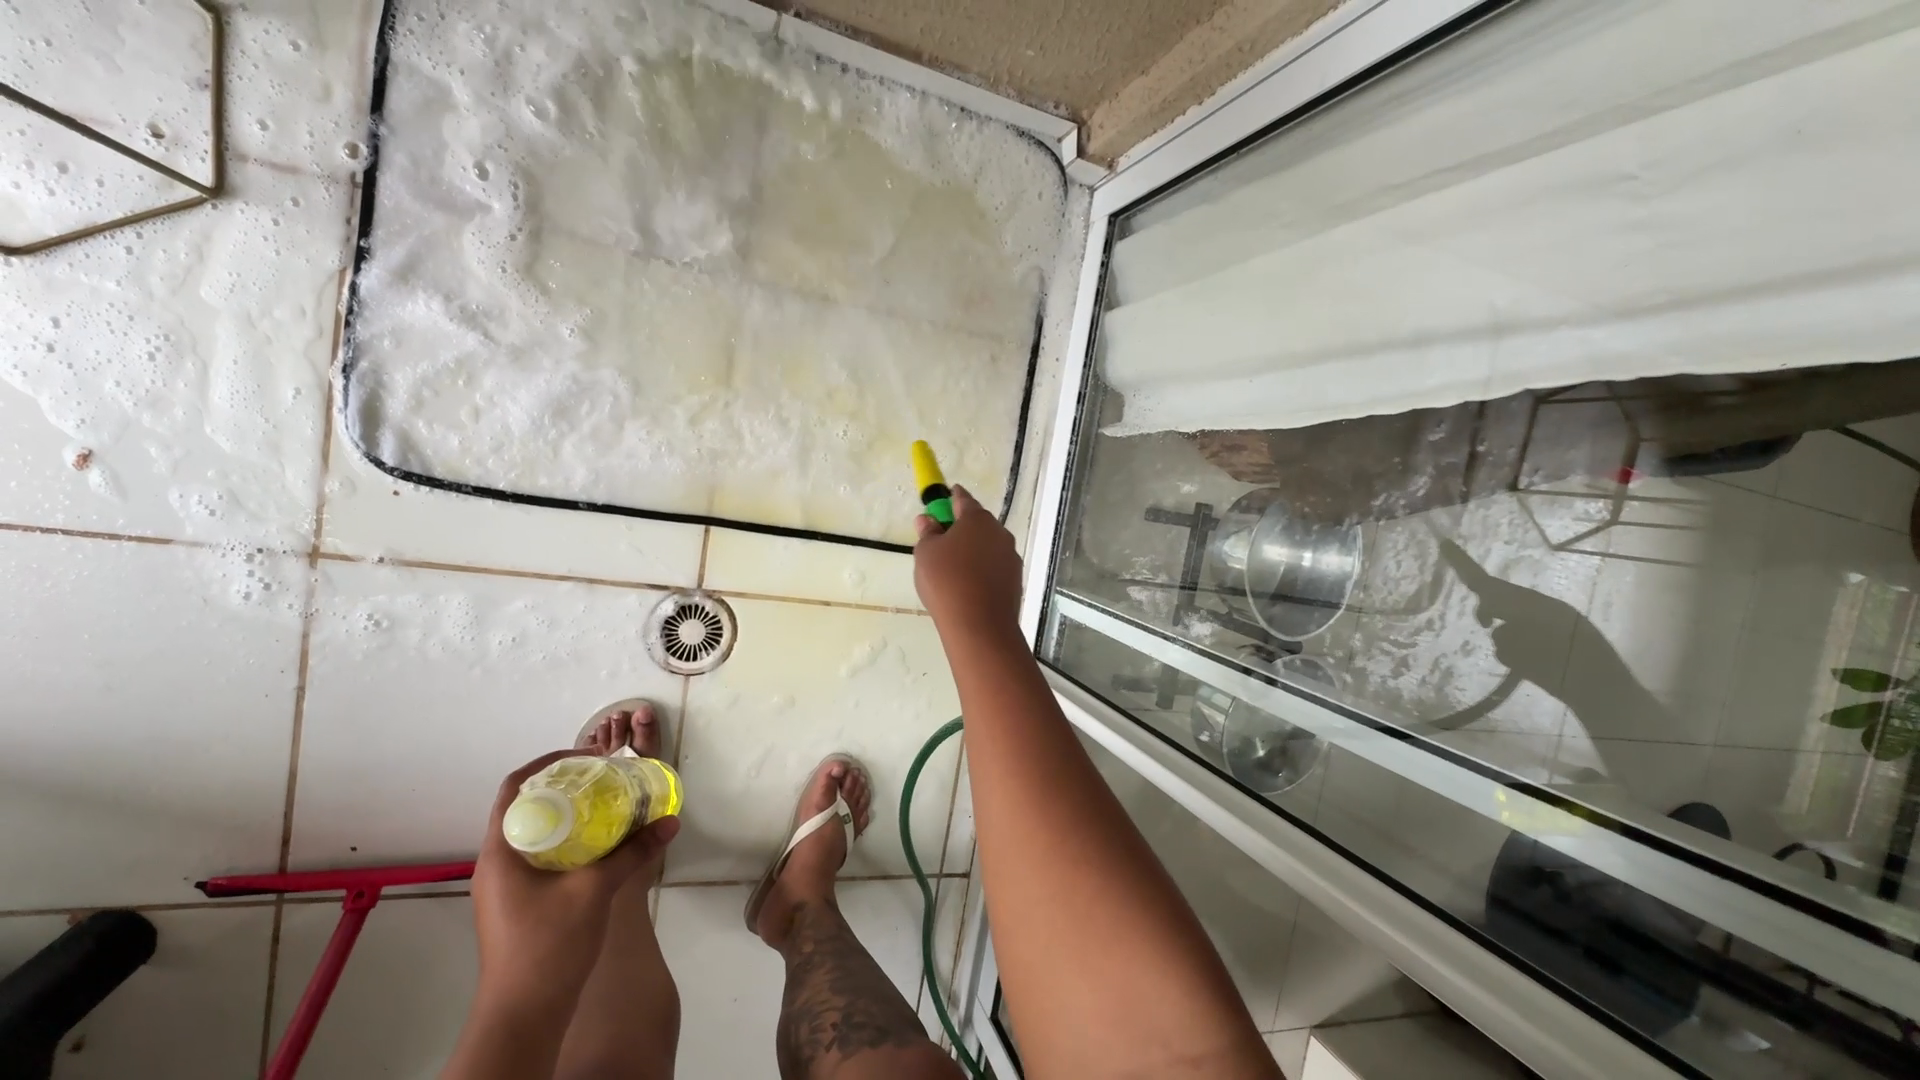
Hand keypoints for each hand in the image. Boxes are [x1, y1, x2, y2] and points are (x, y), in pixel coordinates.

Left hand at [469, 749, 680, 1002]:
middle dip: (566, 787)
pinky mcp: (519, 904)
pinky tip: (602, 847)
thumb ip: (632, 853)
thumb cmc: (548, 946)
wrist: (523, 1016)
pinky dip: (571, 842)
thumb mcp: (594, 892)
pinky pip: (543, 857)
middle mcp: (496, 863)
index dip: (549, 763)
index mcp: (501, 852)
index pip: (515, 788)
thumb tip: (670, 821)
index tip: (588, 757)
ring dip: (570, 816)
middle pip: (527, 807)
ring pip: (536, 834)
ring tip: (610, 806)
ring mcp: (505, 887)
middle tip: (607, 778)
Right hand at [914, 484, 1023, 639]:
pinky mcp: (1016, 581)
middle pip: (978, 524)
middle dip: (962, 528)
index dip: (951, 498)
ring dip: (973, 551)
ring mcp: (1011, 557)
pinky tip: (969, 587)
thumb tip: (928, 520)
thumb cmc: (946, 580)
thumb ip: (927, 533)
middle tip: (941, 542)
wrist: (979, 624)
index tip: (943, 499)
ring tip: (953, 570)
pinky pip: (994, 568)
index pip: (963, 499)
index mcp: (978, 519)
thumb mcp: (925, 553)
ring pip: (988, 547)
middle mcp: (999, 533)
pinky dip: (982, 571)